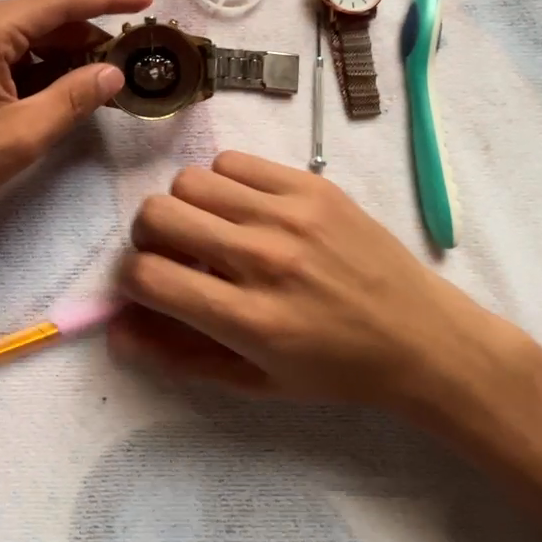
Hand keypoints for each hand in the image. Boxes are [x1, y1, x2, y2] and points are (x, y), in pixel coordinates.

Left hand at [0, 0, 151, 228]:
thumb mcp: (21, 135)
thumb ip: (73, 98)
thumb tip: (114, 73)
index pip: (60, 2)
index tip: (147, 1)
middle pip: (44, 16)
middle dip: (87, 37)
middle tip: (127, 63)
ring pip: (25, 33)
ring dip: (61, 53)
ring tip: (97, 82)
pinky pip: (4, 47)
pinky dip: (34, 64)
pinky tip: (56, 89)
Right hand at [110, 151, 525, 412]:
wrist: (426, 340)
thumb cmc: (335, 369)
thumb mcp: (256, 380)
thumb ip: (178, 356)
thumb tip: (115, 332)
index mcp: (251, 320)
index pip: (149, 276)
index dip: (129, 278)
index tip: (146, 283)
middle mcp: (265, 260)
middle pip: (157, 214)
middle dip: (148, 236)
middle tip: (172, 252)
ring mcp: (290, 216)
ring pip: (188, 181)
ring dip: (185, 207)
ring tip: (211, 228)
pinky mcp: (312, 185)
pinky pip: (231, 161)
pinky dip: (223, 184)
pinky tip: (244, 210)